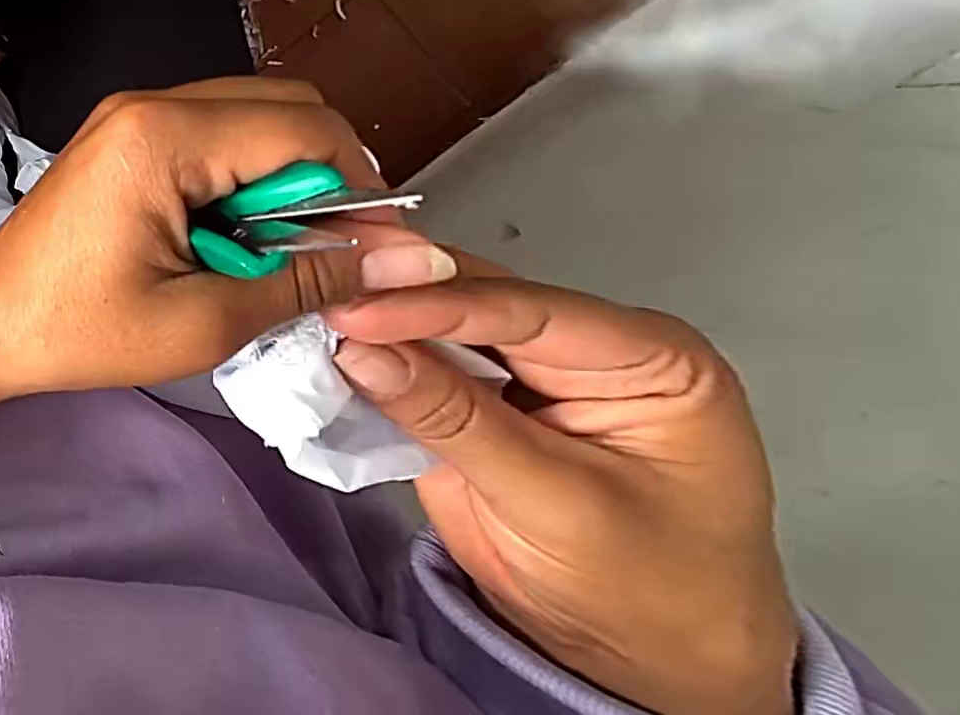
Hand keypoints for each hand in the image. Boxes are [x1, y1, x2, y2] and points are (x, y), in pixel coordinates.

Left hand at [0, 78, 453, 407]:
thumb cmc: (78, 333)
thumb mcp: (204, 321)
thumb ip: (310, 280)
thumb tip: (410, 263)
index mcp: (164, 136)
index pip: (305, 129)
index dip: (360, 186)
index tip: (378, 247)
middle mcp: (151, 103)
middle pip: (285, 107)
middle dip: (327, 176)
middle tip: (330, 248)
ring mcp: (134, 112)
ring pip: (254, 117)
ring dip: (287, 178)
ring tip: (280, 249)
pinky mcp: (127, 133)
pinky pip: (216, 133)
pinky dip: (246, 177)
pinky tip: (236, 232)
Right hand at [325, 266, 798, 714]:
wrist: (633, 664)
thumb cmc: (643, 595)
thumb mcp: (554, 507)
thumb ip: (454, 420)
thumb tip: (361, 352)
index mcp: (640, 352)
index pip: (521, 308)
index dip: (430, 306)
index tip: (354, 313)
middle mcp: (576, 339)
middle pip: (473, 296)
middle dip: (395, 298)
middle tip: (323, 298)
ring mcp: (520, 363)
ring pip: (436, 319)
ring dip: (377, 322)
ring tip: (316, 314)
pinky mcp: (474, 390)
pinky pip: (417, 359)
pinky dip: (376, 356)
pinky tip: (332, 346)